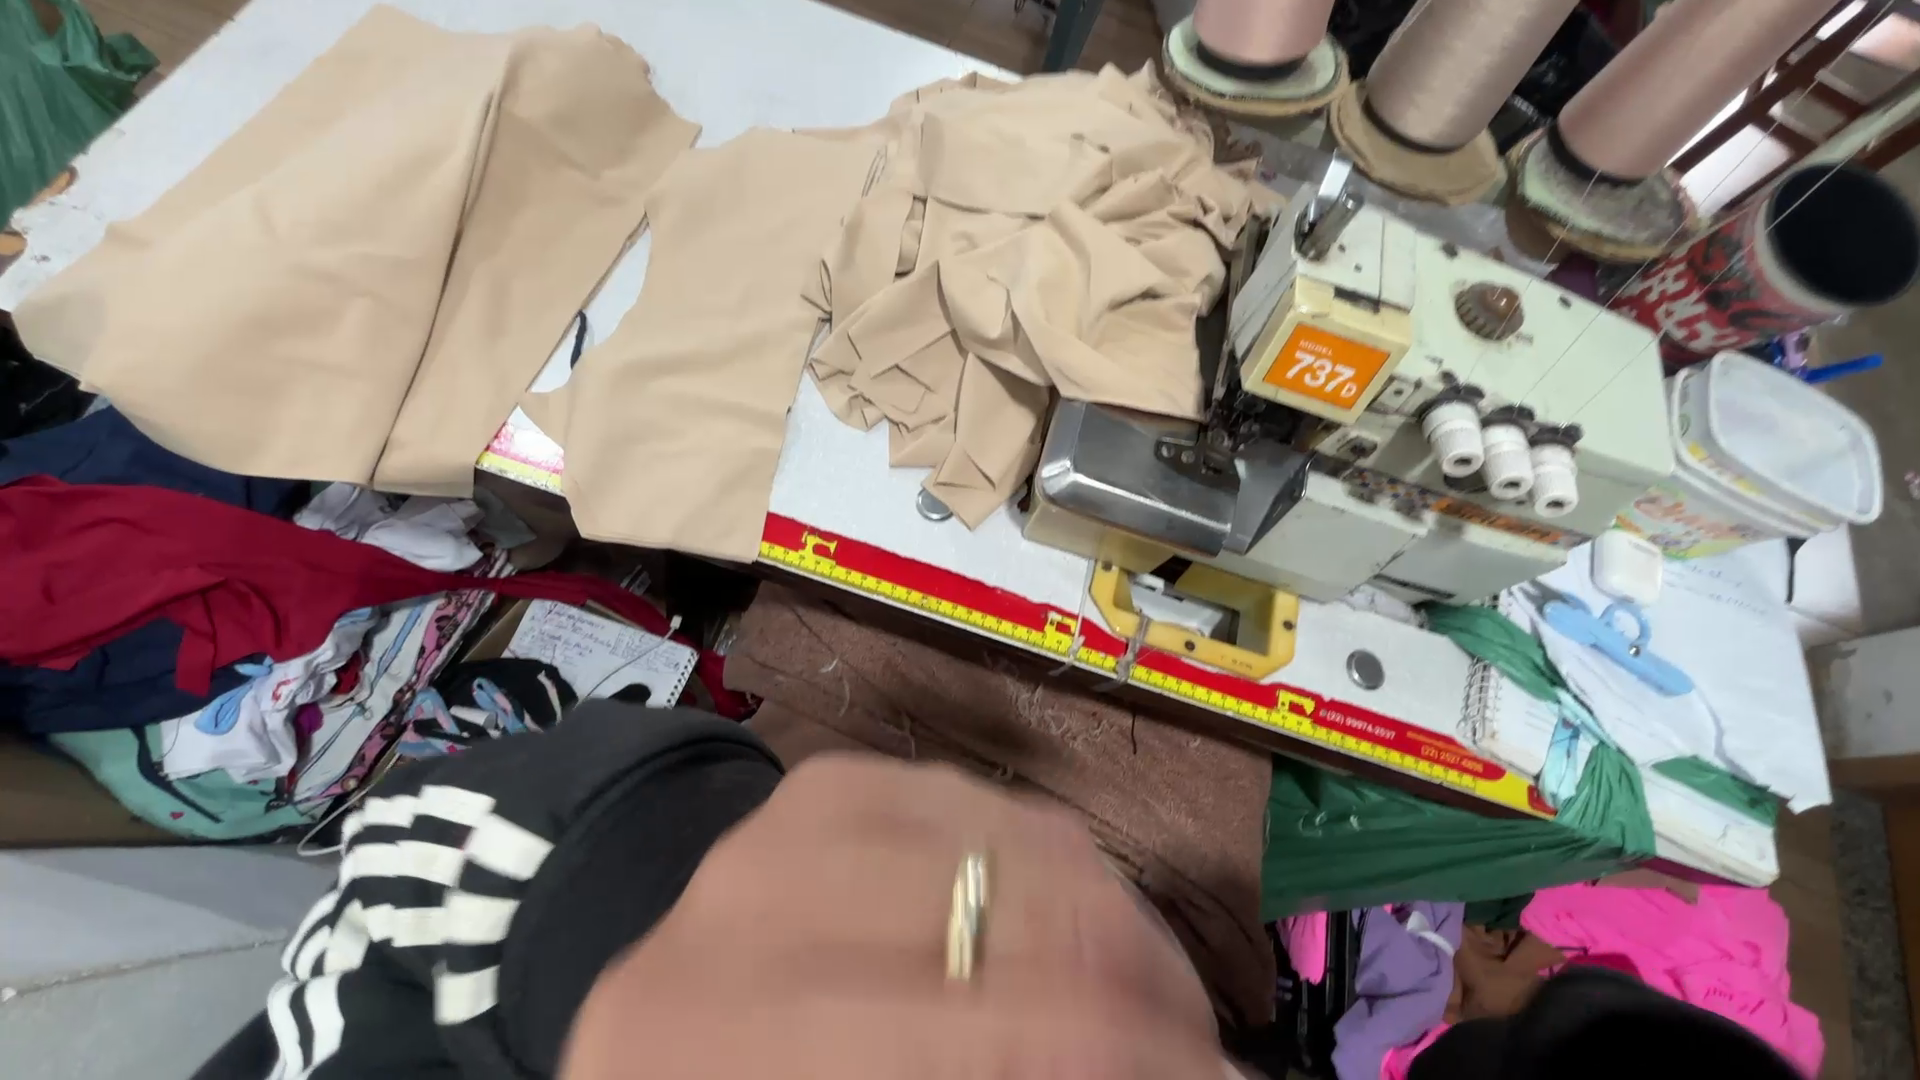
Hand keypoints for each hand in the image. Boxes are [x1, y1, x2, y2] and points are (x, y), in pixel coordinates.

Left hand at [563, 754, 1225, 1078]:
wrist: (664, 1011)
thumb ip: (1006, 1066)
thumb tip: (1172, 1064)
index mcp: (720, 1045)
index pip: (999, 1026)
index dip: (1137, 1058)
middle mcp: (746, 908)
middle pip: (1024, 918)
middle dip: (1149, 992)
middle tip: (1196, 1044)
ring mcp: (788, 818)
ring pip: (1026, 844)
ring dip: (1121, 928)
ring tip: (1149, 995)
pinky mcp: (829, 777)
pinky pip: (988, 804)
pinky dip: (1059, 870)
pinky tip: (1074, 926)